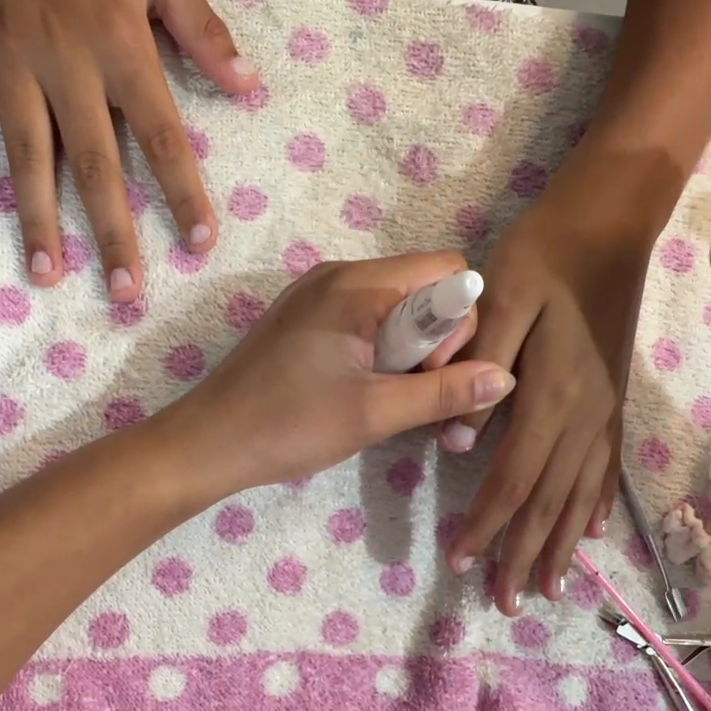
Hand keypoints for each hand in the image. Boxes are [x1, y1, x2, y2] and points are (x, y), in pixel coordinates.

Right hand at [0, 0, 259, 301]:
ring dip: (37, 221)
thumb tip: (245, 84)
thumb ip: (198, 25)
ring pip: (26, 155)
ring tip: (47, 277)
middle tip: (123, 294)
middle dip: (112, 232)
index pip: (161, 133)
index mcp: (121, 43)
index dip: (182, 191)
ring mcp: (7, 59)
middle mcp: (65, 62)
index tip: (200, 243)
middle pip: (94, 164)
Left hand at [164, 253, 516, 493]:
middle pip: (421, 285)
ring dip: (405, 350)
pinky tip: (359, 390)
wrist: (207, 442)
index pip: (447, 269)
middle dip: (433, 339)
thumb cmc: (288, 425)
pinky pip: (362, 319)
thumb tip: (504, 376)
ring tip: (382, 396)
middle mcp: (338, 275)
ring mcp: (315, 295)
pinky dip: (376, 350)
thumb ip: (444, 392)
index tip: (432, 373)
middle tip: (409, 391)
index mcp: (357, 284)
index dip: (458, 321)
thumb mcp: (374, 412)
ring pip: (392, 307)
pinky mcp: (302, 319)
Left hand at [439, 201, 651, 616]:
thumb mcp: (502, 299)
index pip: (513, 479)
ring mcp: (605, 407)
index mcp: (552, 393)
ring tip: (549, 588)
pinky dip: (594, 502)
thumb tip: (459, 443)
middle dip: (523, 553)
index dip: (487, 525)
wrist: (610, 218)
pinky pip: (606, 463)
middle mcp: (586, 413)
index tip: (462, 564)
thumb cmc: (544, 252)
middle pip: (549, 501)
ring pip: (580, 492)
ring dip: (561, 543)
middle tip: (506, 603)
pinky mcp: (613, 396)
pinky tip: (590, 530)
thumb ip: (479, 369)